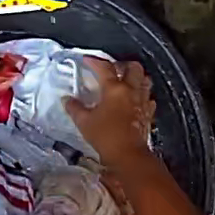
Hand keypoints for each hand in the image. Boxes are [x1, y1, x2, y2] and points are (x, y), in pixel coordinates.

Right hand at [65, 57, 157, 171]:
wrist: (127, 154)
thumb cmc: (105, 135)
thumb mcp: (84, 121)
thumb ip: (75, 108)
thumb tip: (67, 99)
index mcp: (114, 89)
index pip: (105, 68)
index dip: (95, 61)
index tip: (87, 60)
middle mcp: (131, 90)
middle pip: (133, 68)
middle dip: (122, 64)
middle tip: (112, 68)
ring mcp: (142, 101)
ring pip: (144, 80)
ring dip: (136, 77)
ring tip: (126, 81)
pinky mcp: (148, 113)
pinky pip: (148, 97)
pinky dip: (142, 94)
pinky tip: (135, 99)